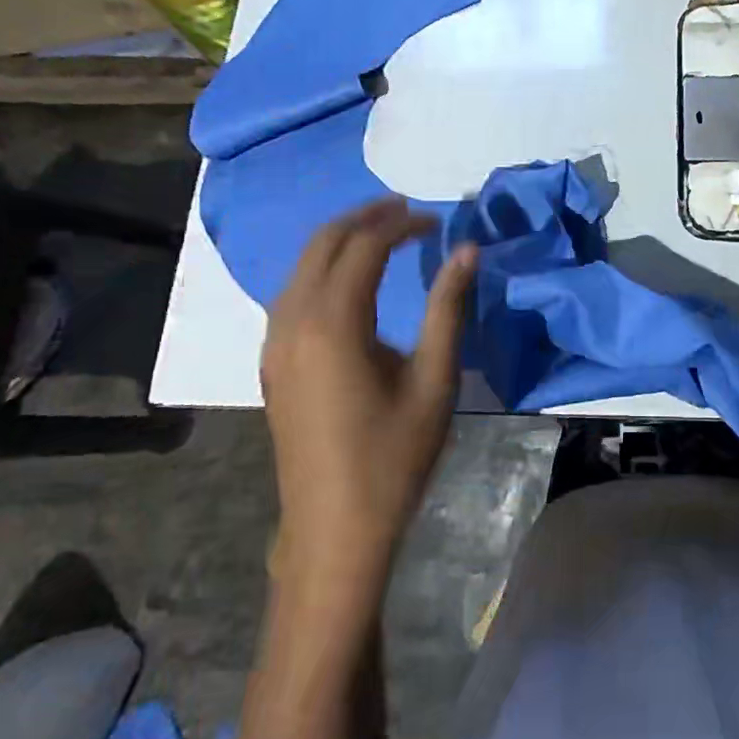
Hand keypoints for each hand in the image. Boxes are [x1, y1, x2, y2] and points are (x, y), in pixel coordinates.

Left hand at [260, 198, 477, 580]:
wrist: (335, 526)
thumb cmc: (395, 454)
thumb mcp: (434, 379)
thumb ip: (447, 307)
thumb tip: (467, 251)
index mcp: (333, 323)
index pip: (364, 246)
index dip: (401, 225)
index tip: (436, 222)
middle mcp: (293, 322)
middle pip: (323, 243)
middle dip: (365, 218)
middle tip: (407, 212)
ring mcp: (274, 343)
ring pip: (300, 266)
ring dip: (341, 241)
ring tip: (383, 235)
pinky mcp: (272, 363)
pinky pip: (292, 294)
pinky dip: (322, 269)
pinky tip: (350, 281)